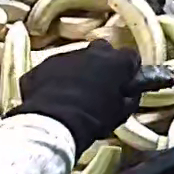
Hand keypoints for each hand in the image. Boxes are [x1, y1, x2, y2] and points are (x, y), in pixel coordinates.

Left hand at [13, 40, 139, 148]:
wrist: (53, 123)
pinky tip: (55, 98)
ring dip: (78, 72)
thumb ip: (129, 98)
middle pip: (103, 50)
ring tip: (75, 94)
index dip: (129, 69)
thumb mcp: (121, 114)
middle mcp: (92, 52)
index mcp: (116, 62)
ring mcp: (65, 56)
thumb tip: (129, 93)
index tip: (126, 82)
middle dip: (104, 63)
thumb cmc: (94, 119)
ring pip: (77, 59)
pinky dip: (56, 80)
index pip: (131, 57)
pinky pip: (54, 70)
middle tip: (101, 84)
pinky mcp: (43, 65)